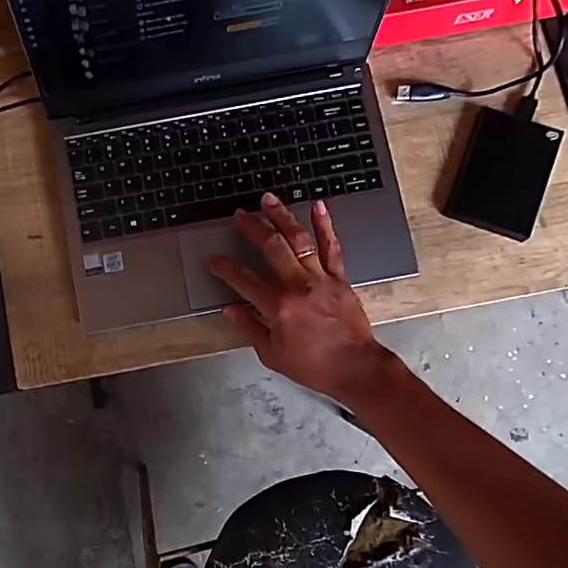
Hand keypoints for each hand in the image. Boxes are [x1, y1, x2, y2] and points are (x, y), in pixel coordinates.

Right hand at [207, 193, 404, 407]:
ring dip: (282, 217)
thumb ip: (249, 327)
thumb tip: (231, 310)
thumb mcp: (271, 352)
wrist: (355, 367)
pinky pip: (331, 247)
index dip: (224, 268)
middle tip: (240, 214)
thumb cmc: (313, 365)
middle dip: (253, 228)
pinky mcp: (339, 279)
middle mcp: (298, 286)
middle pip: (272, 248)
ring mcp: (321, 279)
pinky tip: (318, 207)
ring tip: (269, 200)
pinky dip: (325, 225)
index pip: (244, 280)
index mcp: (278, 306)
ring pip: (299, 240)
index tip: (213, 260)